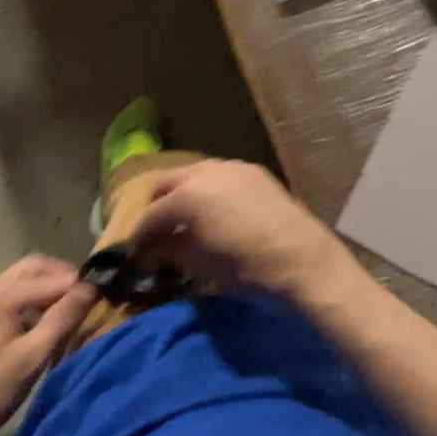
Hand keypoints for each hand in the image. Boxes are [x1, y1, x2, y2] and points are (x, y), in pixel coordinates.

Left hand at [0, 255, 95, 435]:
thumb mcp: (31, 357)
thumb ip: (62, 318)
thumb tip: (90, 287)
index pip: (50, 278)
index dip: (78, 284)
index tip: (101, 293)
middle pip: (33, 267)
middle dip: (61, 277)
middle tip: (84, 296)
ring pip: (20, 278)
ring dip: (45, 286)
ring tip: (65, 308)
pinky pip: (7, 292)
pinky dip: (28, 297)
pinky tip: (38, 320)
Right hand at [131, 159, 363, 303]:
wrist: (301, 258)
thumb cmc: (246, 268)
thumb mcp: (200, 265)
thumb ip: (171, 251)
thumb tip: (154, 250)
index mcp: (186, 196)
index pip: (150, 216)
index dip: (139, 237)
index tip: (136, 255)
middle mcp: (205, 172)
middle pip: (167, 184)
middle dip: (157, 207)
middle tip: (157, 233)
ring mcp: (231, 167)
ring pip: (194, 174)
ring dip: (184, 194)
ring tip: (186, 221)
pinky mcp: (253, 171)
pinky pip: (220, 176)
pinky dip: (209, 190)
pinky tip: (215, 211)